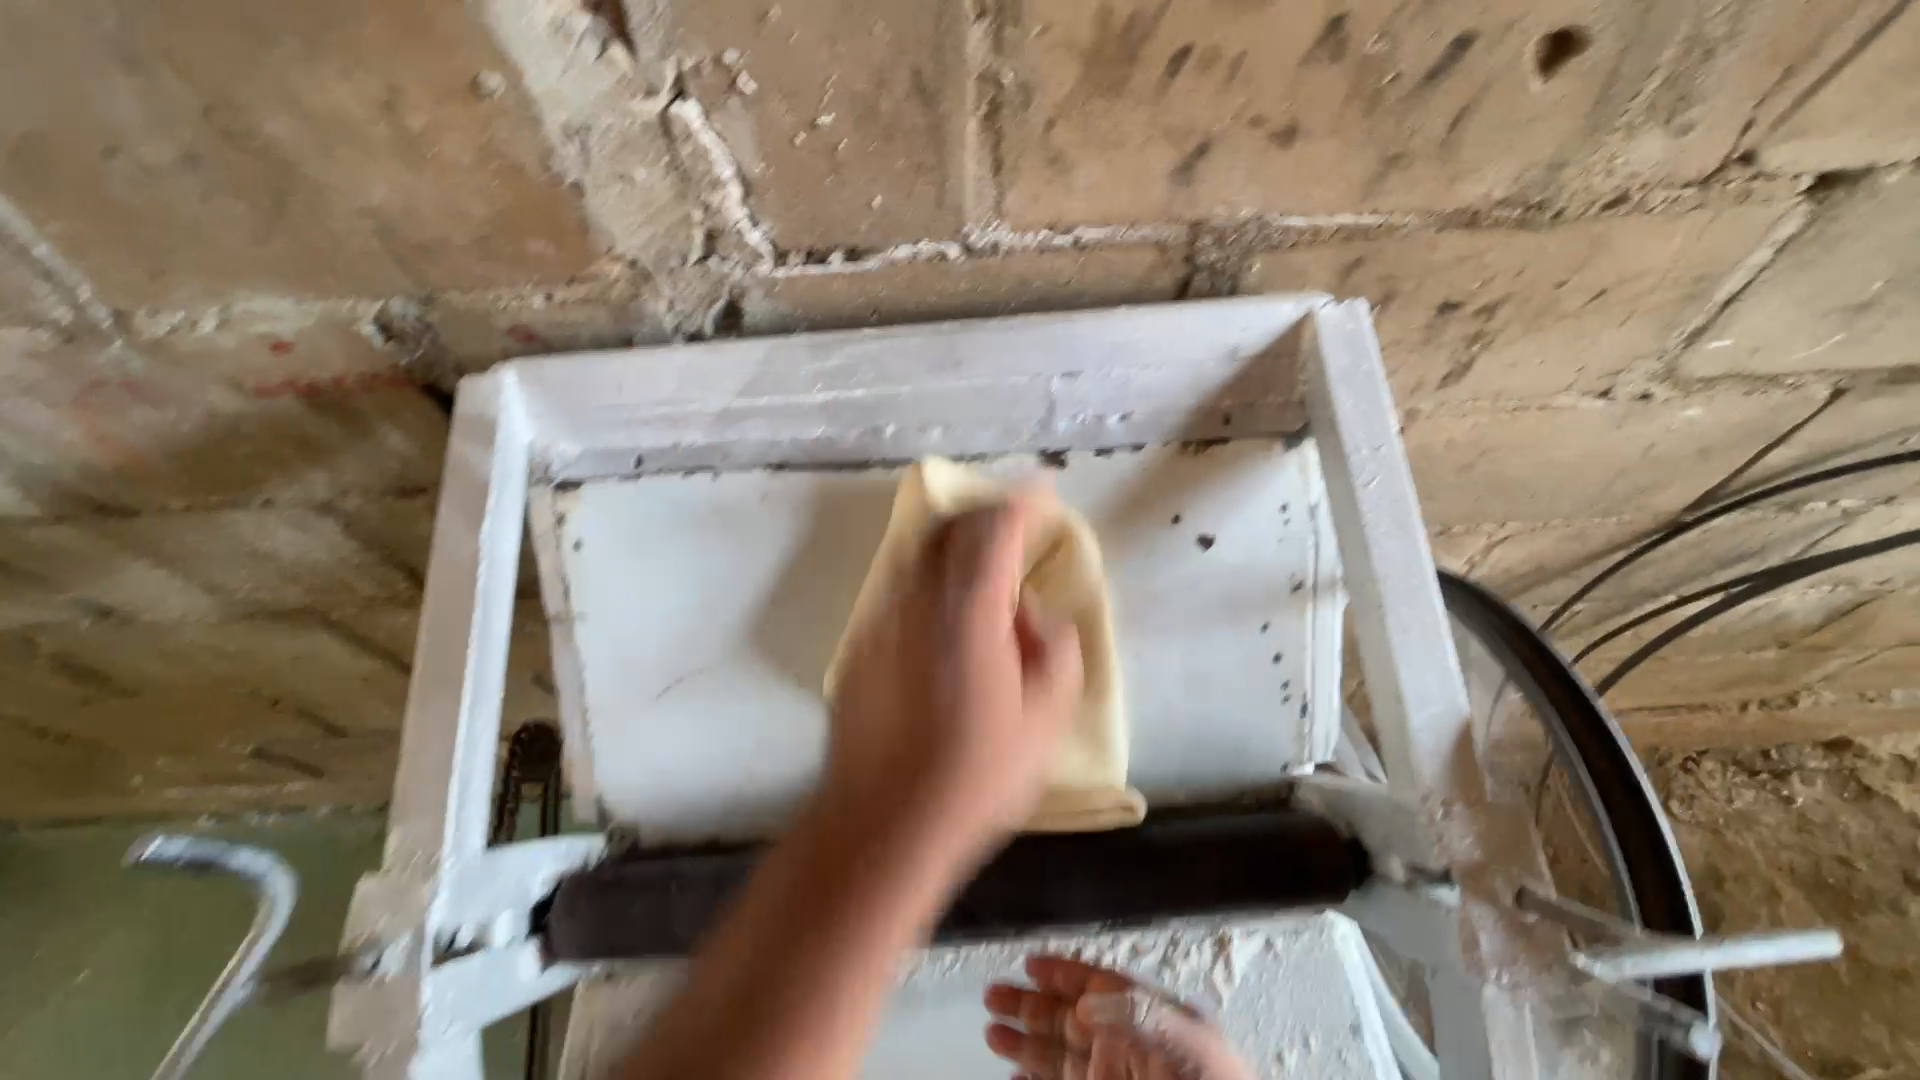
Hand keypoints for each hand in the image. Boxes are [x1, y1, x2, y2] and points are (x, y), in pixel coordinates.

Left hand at [824, 500, 1083, 857]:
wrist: (884, 823)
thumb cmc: (976, 776)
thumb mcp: (1046, 719)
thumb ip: (1055, 652)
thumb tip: (1037, 618)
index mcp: (969, 612)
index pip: (996, 532)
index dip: (1023, 503)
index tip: (1043, 489)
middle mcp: (917, 603)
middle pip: (949, 531)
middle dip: (985, 514)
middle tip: (1016, 522)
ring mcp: (881, 624)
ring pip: (918, 560)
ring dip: (954, 548)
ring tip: (984, 569)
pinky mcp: (860, 650)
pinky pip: (900, 595)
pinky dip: (929, 585)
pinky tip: (944, 619)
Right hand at [985, 955, 1256, 1079]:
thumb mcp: (1183, 1041)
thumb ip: (1136, 1013)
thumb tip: (1089, 1001)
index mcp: (1146, 1017)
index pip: (1097, 983)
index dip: (1063, 970)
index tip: (1030, 961)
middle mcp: (1126, 1045)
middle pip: (1068, 1017)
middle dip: (1030, 1004)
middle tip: (993, 995)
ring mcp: (1113, 1077)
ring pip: (1059, 1056)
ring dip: (1025, 1045)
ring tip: (992, 1034)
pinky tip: (1014, 1079)